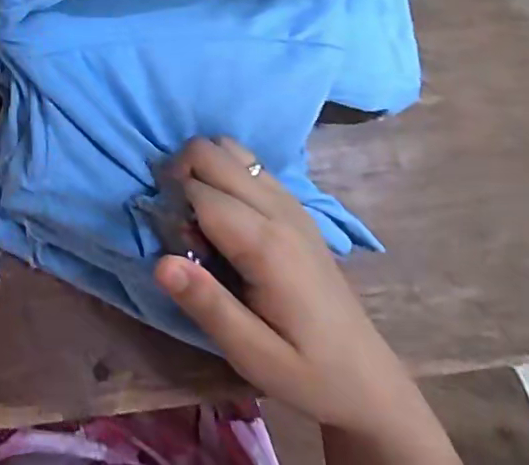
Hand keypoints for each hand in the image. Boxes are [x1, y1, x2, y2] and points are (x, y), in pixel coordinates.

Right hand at [154, 139, 453, 460]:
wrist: (368, 381)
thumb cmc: (306, 374)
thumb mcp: (251, 354)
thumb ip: (205, 304)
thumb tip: (160, 262)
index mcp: (266, 243)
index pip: (198, 190)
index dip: (172, 208)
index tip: (175, 244)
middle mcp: (278, 209)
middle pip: (211, 152)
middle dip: (179, 174)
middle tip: (178, 225)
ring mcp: (290, 202)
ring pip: (229, 148)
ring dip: (201, 169)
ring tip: (198, 217)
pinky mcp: (295, 206)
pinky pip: (248, 163)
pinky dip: (223, 172)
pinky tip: (225, 215)